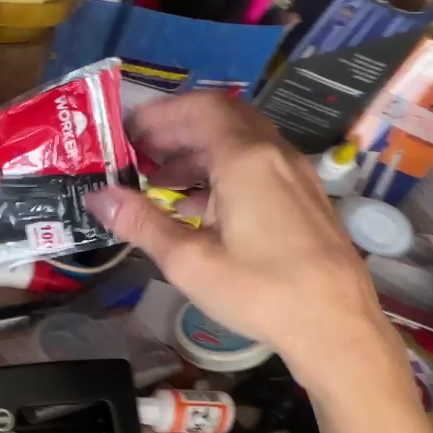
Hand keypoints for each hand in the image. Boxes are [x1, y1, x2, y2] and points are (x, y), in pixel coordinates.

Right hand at [83, 93, 397, 387]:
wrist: (334, 322)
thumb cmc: (258, 291)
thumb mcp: (189, 262)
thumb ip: (142, 224)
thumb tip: (98, 197)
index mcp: (245, 160)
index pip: (200, 110)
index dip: (159, 114)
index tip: (125, 132)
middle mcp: (273, 155)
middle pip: (221, 120)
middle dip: (175, 131)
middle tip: (136, 153)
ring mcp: (293, 174)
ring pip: (239, 143)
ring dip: (196, 152)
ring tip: (158, 180)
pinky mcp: (301, 197)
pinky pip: (255, 166)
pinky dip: (220, 171)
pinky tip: (197, 205)